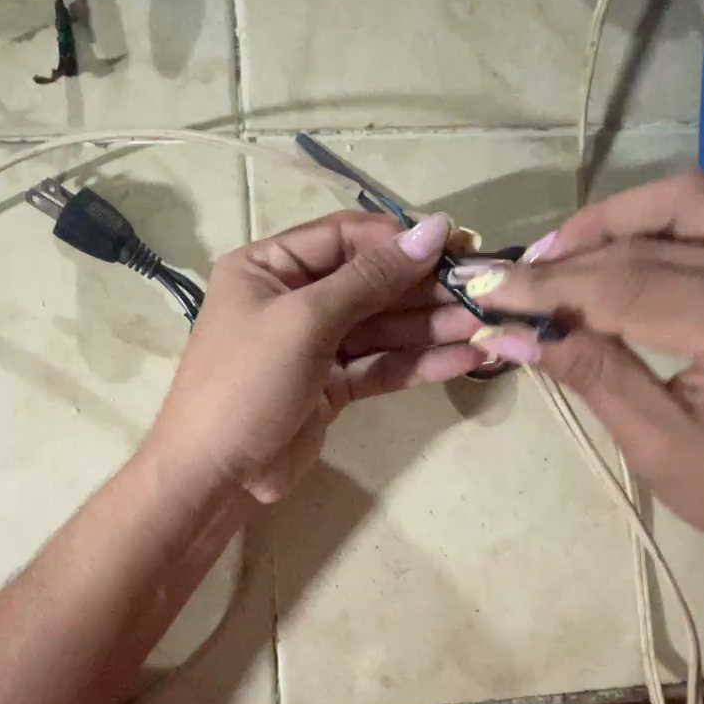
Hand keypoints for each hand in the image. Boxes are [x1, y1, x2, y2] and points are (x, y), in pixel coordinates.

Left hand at [145, 211, 487, 502]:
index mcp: (269, 267)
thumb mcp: (305, 321)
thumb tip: (433, 229)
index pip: (344, 237)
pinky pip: (380, 366)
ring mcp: (314, 346)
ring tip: (487, 324)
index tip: (455, 244)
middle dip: (425, 286)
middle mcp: (292, 299)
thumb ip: (370, 278)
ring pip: (381, 327)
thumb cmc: (247, 384)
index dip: (399, 240)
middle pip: (370, 282)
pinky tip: (465, 358)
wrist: (216, 474)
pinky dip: (418, 363)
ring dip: (432, 326)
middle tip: (484, 287)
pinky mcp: (331, 388)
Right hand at [463, 171, 703, 570]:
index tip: (486, 290)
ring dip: (609, 224)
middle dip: (570, 258)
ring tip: (550, 263)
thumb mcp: (658, 447)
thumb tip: (510, 333)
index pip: (635, 284)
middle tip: (506, 284)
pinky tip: (602, 258)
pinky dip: (646, 229)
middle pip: (656, 236)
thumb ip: (592, 374)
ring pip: (686, 202)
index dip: (551, 286)